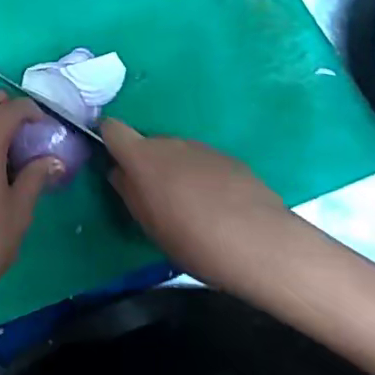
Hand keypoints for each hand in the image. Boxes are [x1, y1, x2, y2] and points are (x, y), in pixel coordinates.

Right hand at [101, 118, 302, 288]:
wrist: (264, 245)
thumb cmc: (195, 240)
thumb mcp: (149, 226)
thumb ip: (129, 193)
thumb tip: (120, 173)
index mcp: (142, 156)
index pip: (112, 128)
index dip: (109, 142)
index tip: (115, 165)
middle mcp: (170, 142)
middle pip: (148, 144)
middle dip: (147, 165)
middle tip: (156, 200)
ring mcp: (202, 148)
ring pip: (177, 153)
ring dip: (176, 172)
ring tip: (191, 209)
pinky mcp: (231, 159)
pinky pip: (203, 163)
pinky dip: (203, 178)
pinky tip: (218, 209)